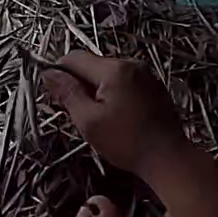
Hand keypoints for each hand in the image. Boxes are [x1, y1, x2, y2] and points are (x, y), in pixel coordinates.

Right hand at [40, 52, 187, 174]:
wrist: (168, 158)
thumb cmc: (127, 142)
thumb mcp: (89, 121)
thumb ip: (67, 93)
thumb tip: (48, 73)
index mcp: (114, 69)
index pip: (74, 58)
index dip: (59, 73)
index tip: (56, 96)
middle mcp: (131, 64)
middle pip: (92, 65)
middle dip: (79, 84)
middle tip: (77, 113)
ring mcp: (145, 74)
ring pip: (107, 74)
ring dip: (96, 90)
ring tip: (99, 118)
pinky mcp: (153, 86)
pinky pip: (124, 82)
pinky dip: (113, 94)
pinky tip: (116, 117)